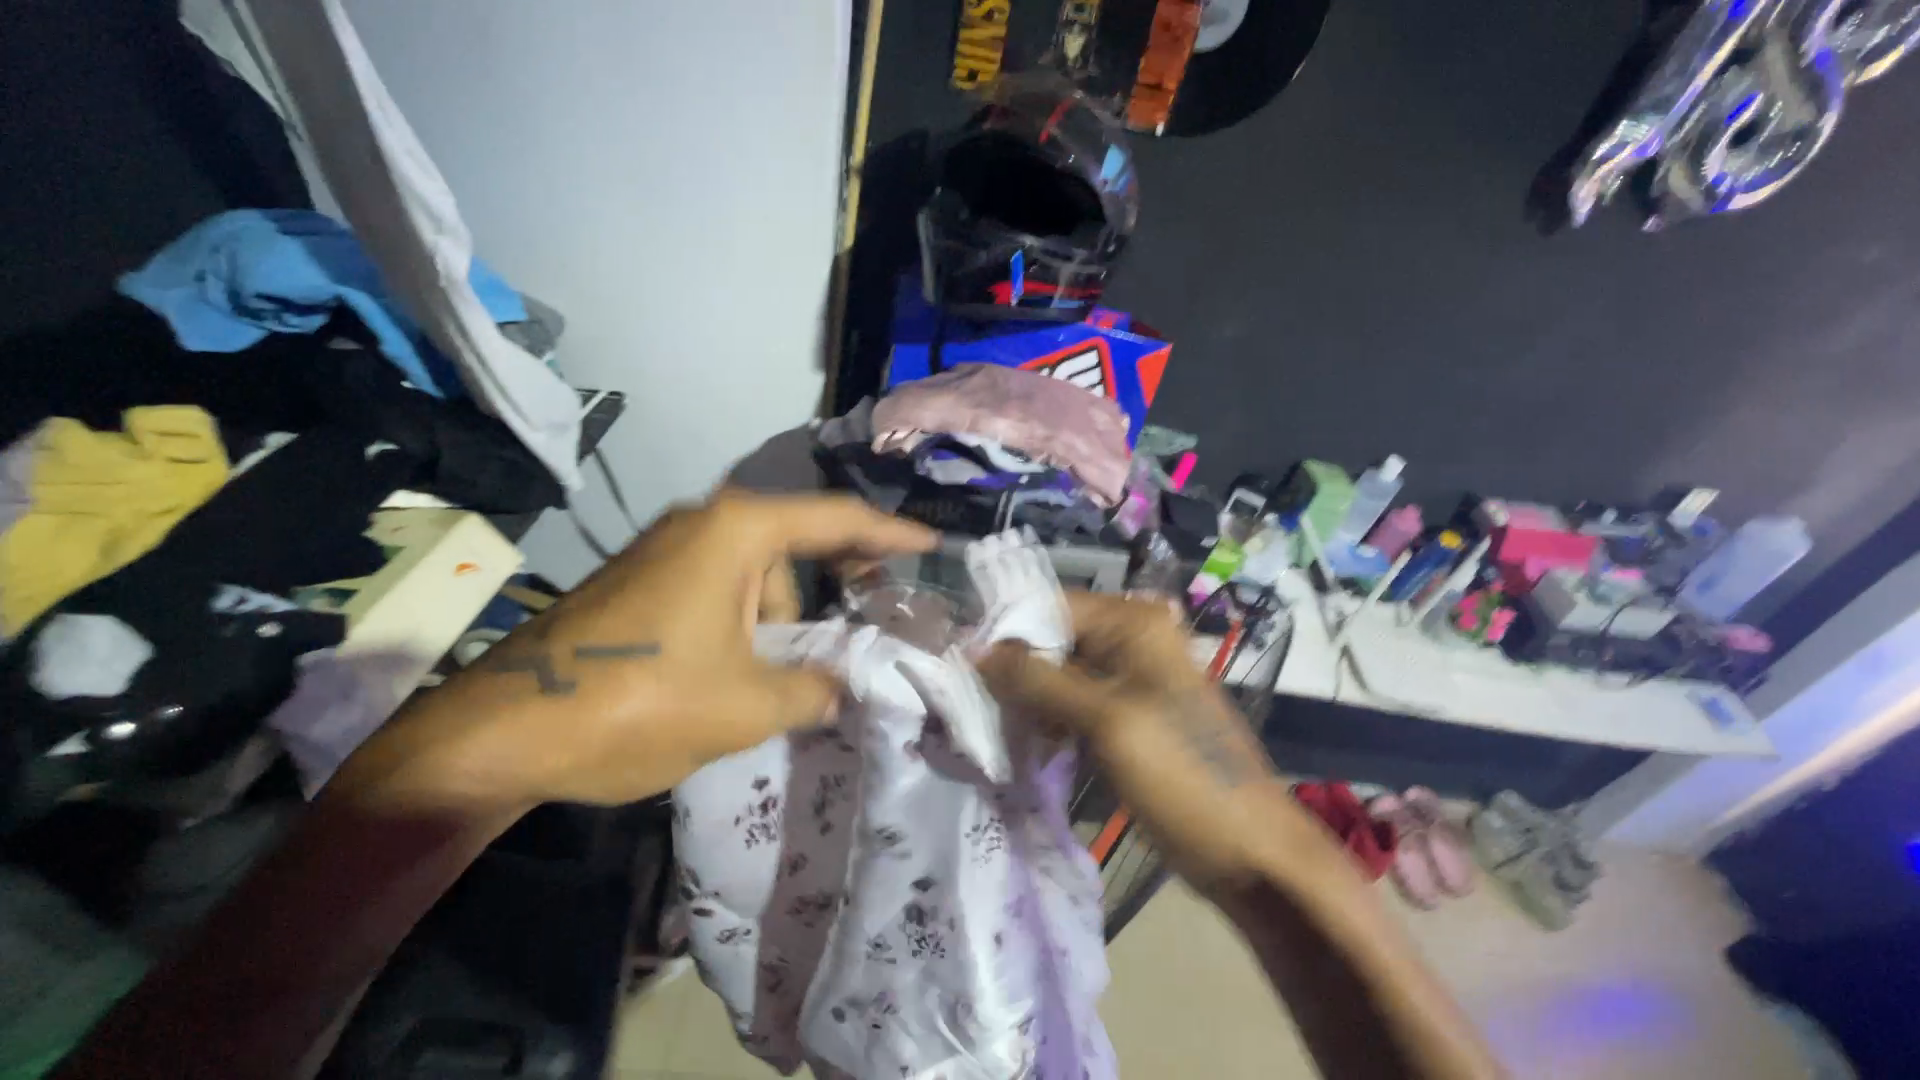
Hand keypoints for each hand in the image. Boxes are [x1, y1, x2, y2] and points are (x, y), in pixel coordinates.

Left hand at [332, 493, 934, 811]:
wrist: (501, 732)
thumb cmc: (638, 703)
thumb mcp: (748, 706)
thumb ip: (815, 689)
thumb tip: (842, 686)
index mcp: (736, 531)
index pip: (838, 519)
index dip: (895, 533)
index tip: (936, 545)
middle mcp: (702, 525)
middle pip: (796, 549)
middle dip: (836, 594)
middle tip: (874, 632)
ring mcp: (664, 553)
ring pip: (755, 580)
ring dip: (784, 624)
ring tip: (791, 686)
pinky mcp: (640, 586)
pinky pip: (719, 594)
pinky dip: (747, 628)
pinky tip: (748, 678)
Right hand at [981, 591, 1282, 884]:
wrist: (1250, 851)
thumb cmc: (1183, 776)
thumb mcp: (1106, 721)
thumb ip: (1038, 680)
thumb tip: (974, 648)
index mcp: (1134, 624)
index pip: (1049, 605)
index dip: (1003, 632)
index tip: (959, 668)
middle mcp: (1131, 641)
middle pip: (1051, 639)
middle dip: (1011, 670)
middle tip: (968, 705)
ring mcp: (1130, 682)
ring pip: (1057, 675)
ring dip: (1024, 699)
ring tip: (988, 728)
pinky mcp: (1127, 720)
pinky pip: (1073, 706)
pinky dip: (1046, 721)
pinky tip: (1022, 744)